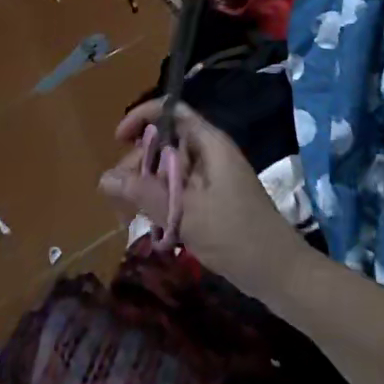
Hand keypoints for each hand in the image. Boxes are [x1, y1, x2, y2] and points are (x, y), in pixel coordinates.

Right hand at [99, 100, 311, 298]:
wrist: (280, 272)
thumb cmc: (237, 236)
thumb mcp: (187, 215)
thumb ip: (145, 194)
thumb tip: (104, 177)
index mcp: (210, 144)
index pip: (172, 111)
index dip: (142, 118)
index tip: (118, 140)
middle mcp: (210, 153)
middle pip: (165, 142)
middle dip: (139, 164)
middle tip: (120, 198)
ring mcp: (212, 177)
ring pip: (169, 169)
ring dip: (147, 188)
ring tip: (130, 218)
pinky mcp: (212, 199)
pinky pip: (179, 189)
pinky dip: (162, 202)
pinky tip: (152, 226)